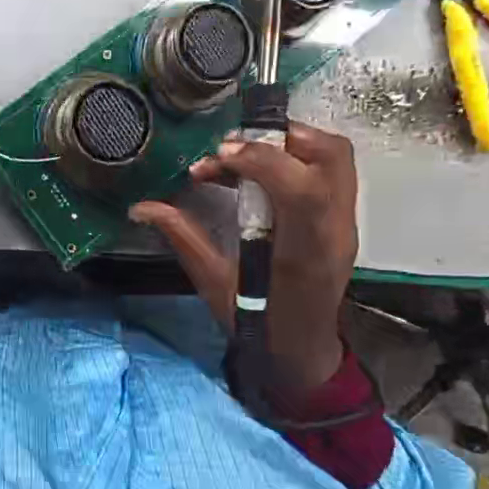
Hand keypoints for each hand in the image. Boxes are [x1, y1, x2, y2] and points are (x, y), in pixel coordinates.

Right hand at [129, 122, 358, 396]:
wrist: (301, 349)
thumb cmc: (256, 323)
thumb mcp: (213, 284)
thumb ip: (183, 238)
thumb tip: (142, 208)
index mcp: (303, 253)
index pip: (301, 189)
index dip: (261, 160)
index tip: (218, 156)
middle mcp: (334, 230)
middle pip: (330, 156)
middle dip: (278, 138)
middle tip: (232, 150)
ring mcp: (346, 222)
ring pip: (337, 156)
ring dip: (290, 142)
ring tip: (244, 156)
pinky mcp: (343, 219)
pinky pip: (333, 170)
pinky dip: (298, 157)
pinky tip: (262, 171)